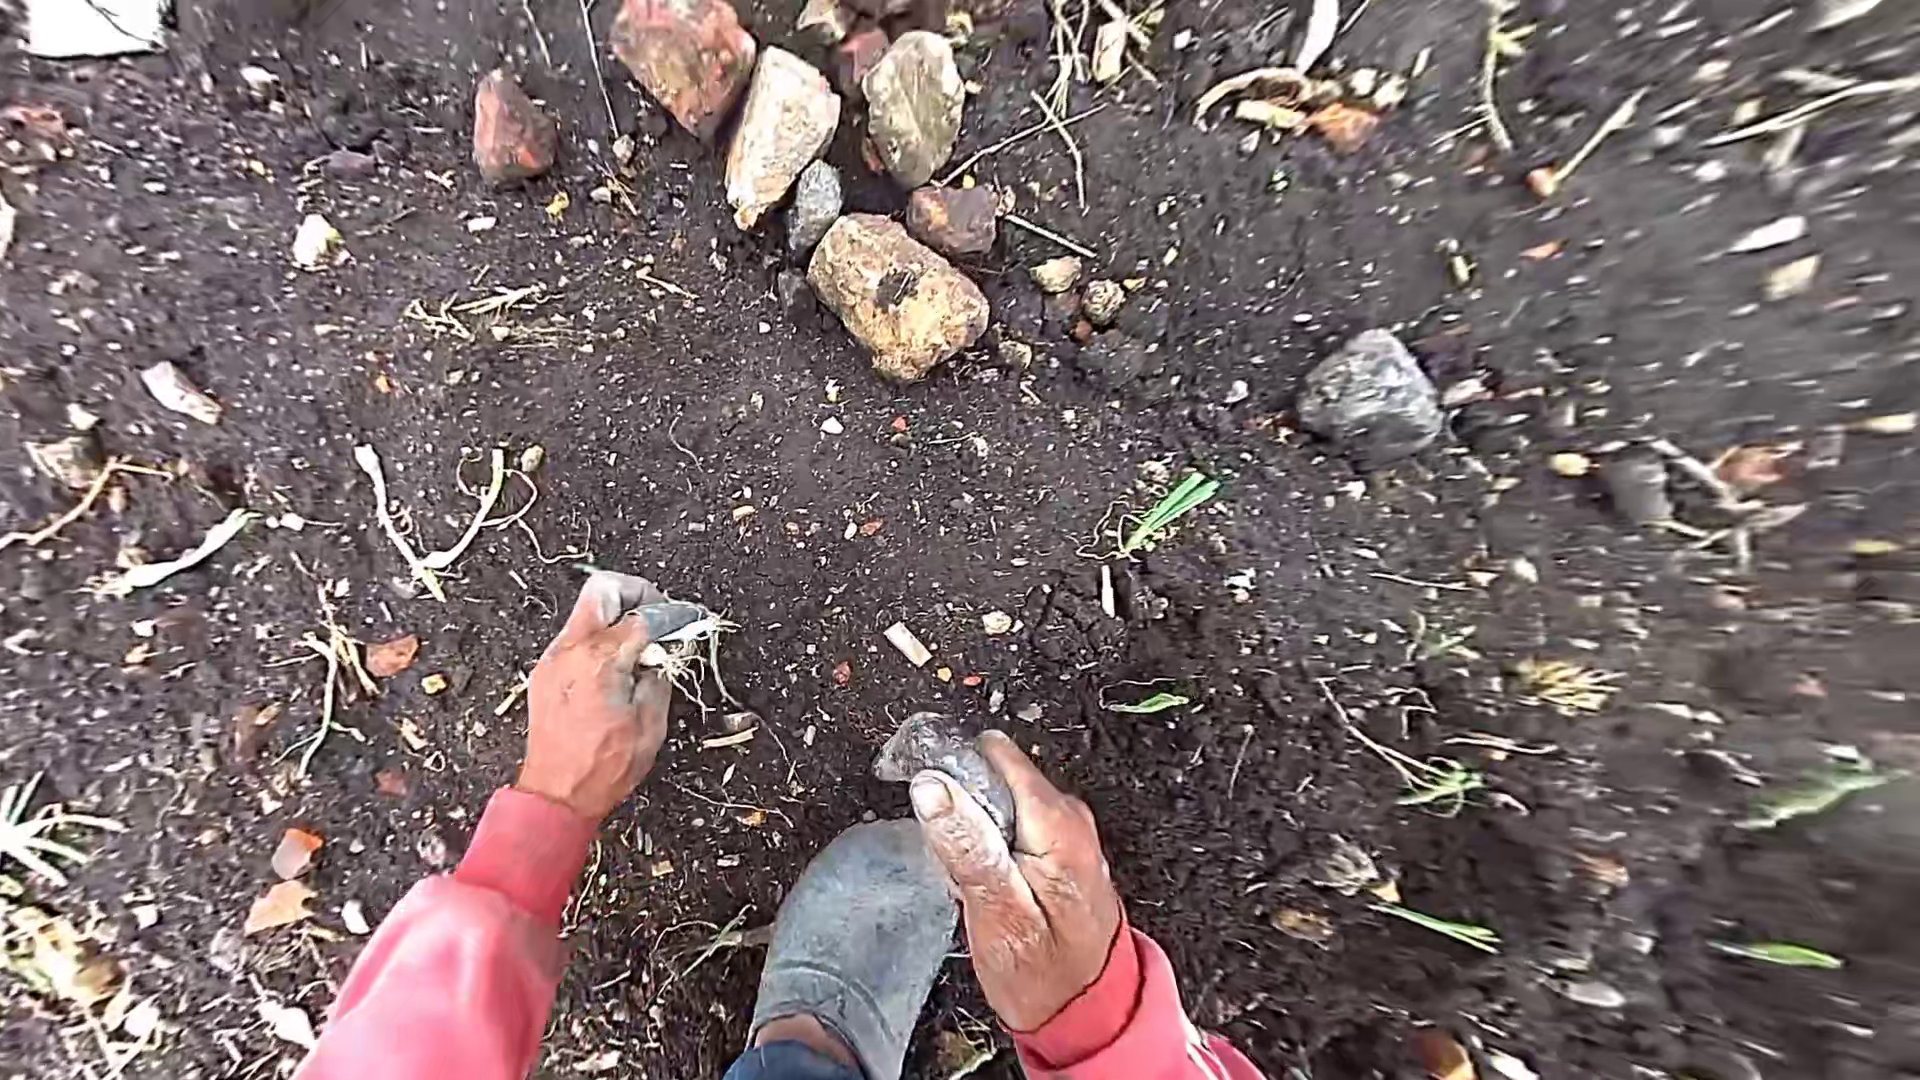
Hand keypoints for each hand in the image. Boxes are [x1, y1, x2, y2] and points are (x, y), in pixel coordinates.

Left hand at [517, 573, 671, 820]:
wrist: (557, 796)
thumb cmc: (606, 765)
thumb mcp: (652, 717)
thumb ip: (662, 669)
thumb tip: (671, 644)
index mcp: (599, 660)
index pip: (645, 614)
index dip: (675, 614)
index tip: (692, 619)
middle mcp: (570, 651)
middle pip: (603, 588)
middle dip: (638, 592)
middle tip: (661, 616)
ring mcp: (554, 659)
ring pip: (588, 608)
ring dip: (621, 613)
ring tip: (646, 641)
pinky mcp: (547, 670)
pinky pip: (578, 633)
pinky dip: (605, 634)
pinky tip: (624, 660)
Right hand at [909, 731, 1123, 1031]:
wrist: (1091, 1017)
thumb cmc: (1046, 975)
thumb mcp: (998, 914)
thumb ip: (967, 845)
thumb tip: (933, 785)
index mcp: (1055, 820)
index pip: (992, 755)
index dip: (956, 770)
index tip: (934, 802)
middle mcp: (1067, 812)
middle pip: (996, 772)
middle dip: (966, 804)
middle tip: (958, 860)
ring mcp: (1067, 825)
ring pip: (1000, 796)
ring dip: (977, 826)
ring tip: (975, 876)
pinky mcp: (1061, 841)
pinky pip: (1012, 819)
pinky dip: (993, 840)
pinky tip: (993, 879)